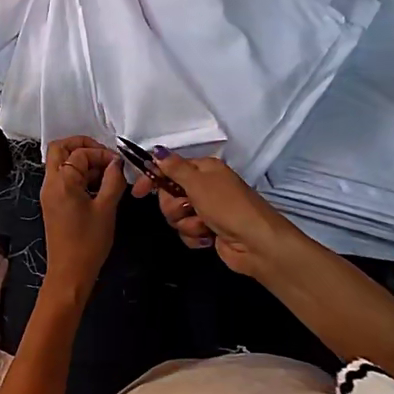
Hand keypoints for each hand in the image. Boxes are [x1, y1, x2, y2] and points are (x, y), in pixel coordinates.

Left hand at [40, 136, 126, 293]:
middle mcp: (50, 183)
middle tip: (105, 157)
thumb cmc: (89, 242)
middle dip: (83, 146)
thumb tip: (117, 162)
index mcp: (62, 181)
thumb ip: (113, 180)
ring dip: (81, 161)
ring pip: (59, 162)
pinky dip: (78, 174)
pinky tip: (97, 186)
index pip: (80, 153)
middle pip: (59, 148)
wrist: (70, 272)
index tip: (119, 164)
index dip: (101, 153)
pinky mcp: (52, 203)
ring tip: (105, 174)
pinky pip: (62, 178)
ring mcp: (48, 193)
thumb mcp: (107, 208)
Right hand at [131, 148, 301, 277]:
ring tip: (204, 226)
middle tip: (188, 209)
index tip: (137, 192)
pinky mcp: (207, 231)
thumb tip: (156, 151)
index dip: (152, 179)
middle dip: (174, 206)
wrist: (256, 243)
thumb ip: (174, 168)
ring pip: (176, 216)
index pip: (169, 169)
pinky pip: (186, 232)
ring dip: (187, 223)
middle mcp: (204, 187)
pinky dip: (195, 236)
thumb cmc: (228, 207)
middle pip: (168, 195)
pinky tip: (208, 238)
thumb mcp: (199, 183)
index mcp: (204, 169)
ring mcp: (206, 210)